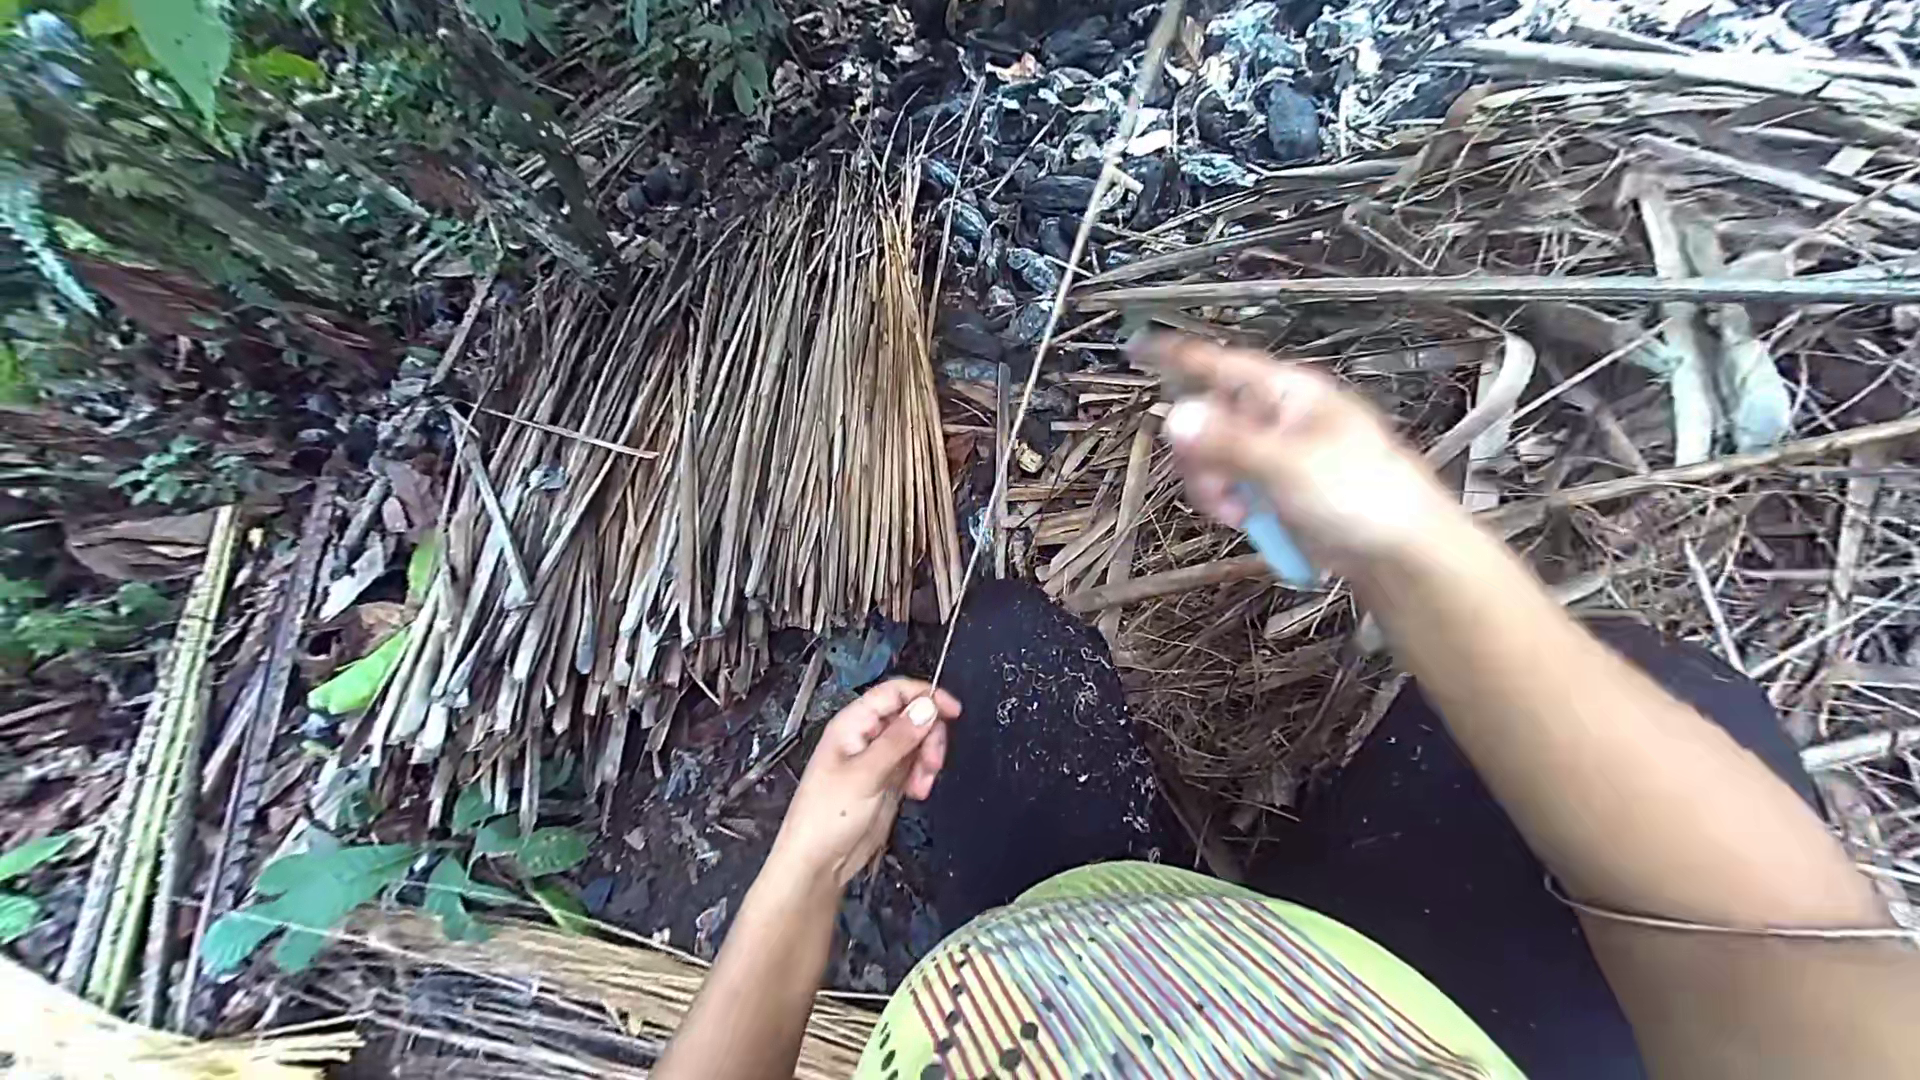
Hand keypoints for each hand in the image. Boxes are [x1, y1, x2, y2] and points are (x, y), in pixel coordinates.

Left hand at [768, 678, 960, 887]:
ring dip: (928, 759)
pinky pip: (916, 764)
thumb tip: (926, 707)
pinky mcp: (888, 780)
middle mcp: (867, 736)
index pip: (895, 693)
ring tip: (922, 783)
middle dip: (929, 736)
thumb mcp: (865, 774)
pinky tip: (917, 791)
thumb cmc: (824, 818)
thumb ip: (898, 739)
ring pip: (918, 741)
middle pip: (912, 716)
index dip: (925, 696)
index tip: (951, 709)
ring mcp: (879, 758)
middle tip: (932, 761)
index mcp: (853, 723)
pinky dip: (923, 775)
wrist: (818, 865)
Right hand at [1137, 333, 1462, 577]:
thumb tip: (1173, 418)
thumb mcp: (1288, 466)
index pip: (1219, 364)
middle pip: (1203, 418)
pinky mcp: (1264, 483)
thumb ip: (1227, 444)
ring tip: (1236, 510)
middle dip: (1199, 456)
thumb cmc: (1361, 495)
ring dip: (1210, 485)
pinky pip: (1221, 482)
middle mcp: (1271, 415)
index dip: (1176, 356)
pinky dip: (1222, 500)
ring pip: (1206, 456)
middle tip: (1215, 485)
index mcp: (1285, 393)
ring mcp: (1266, 451)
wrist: (1395, 551)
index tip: (1136, 349)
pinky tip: (1242, 516)